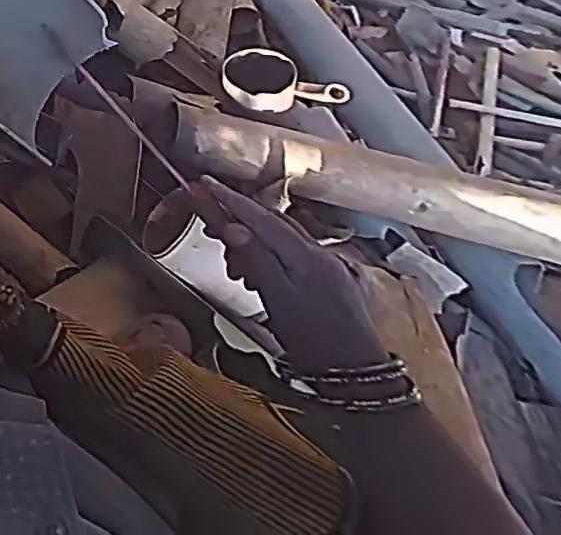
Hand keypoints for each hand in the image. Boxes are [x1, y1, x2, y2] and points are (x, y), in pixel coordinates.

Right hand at [190, 177, 388, 373]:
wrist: (357, 377)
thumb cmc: (313, 338)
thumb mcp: (277, 298)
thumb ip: (255, 258)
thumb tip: (232, 226)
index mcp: (306, 256)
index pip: (261, 218)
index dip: (230, 199)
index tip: (203, 182)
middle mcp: (319, 254)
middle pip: (272, 222)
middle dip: (238, 218)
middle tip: (209, 224)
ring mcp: (327, 266)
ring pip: (281, 238)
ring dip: (251, 240)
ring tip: (232, 263)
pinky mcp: (329, 280)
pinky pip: (291, 254)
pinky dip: (267, 254)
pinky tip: (255, 273)